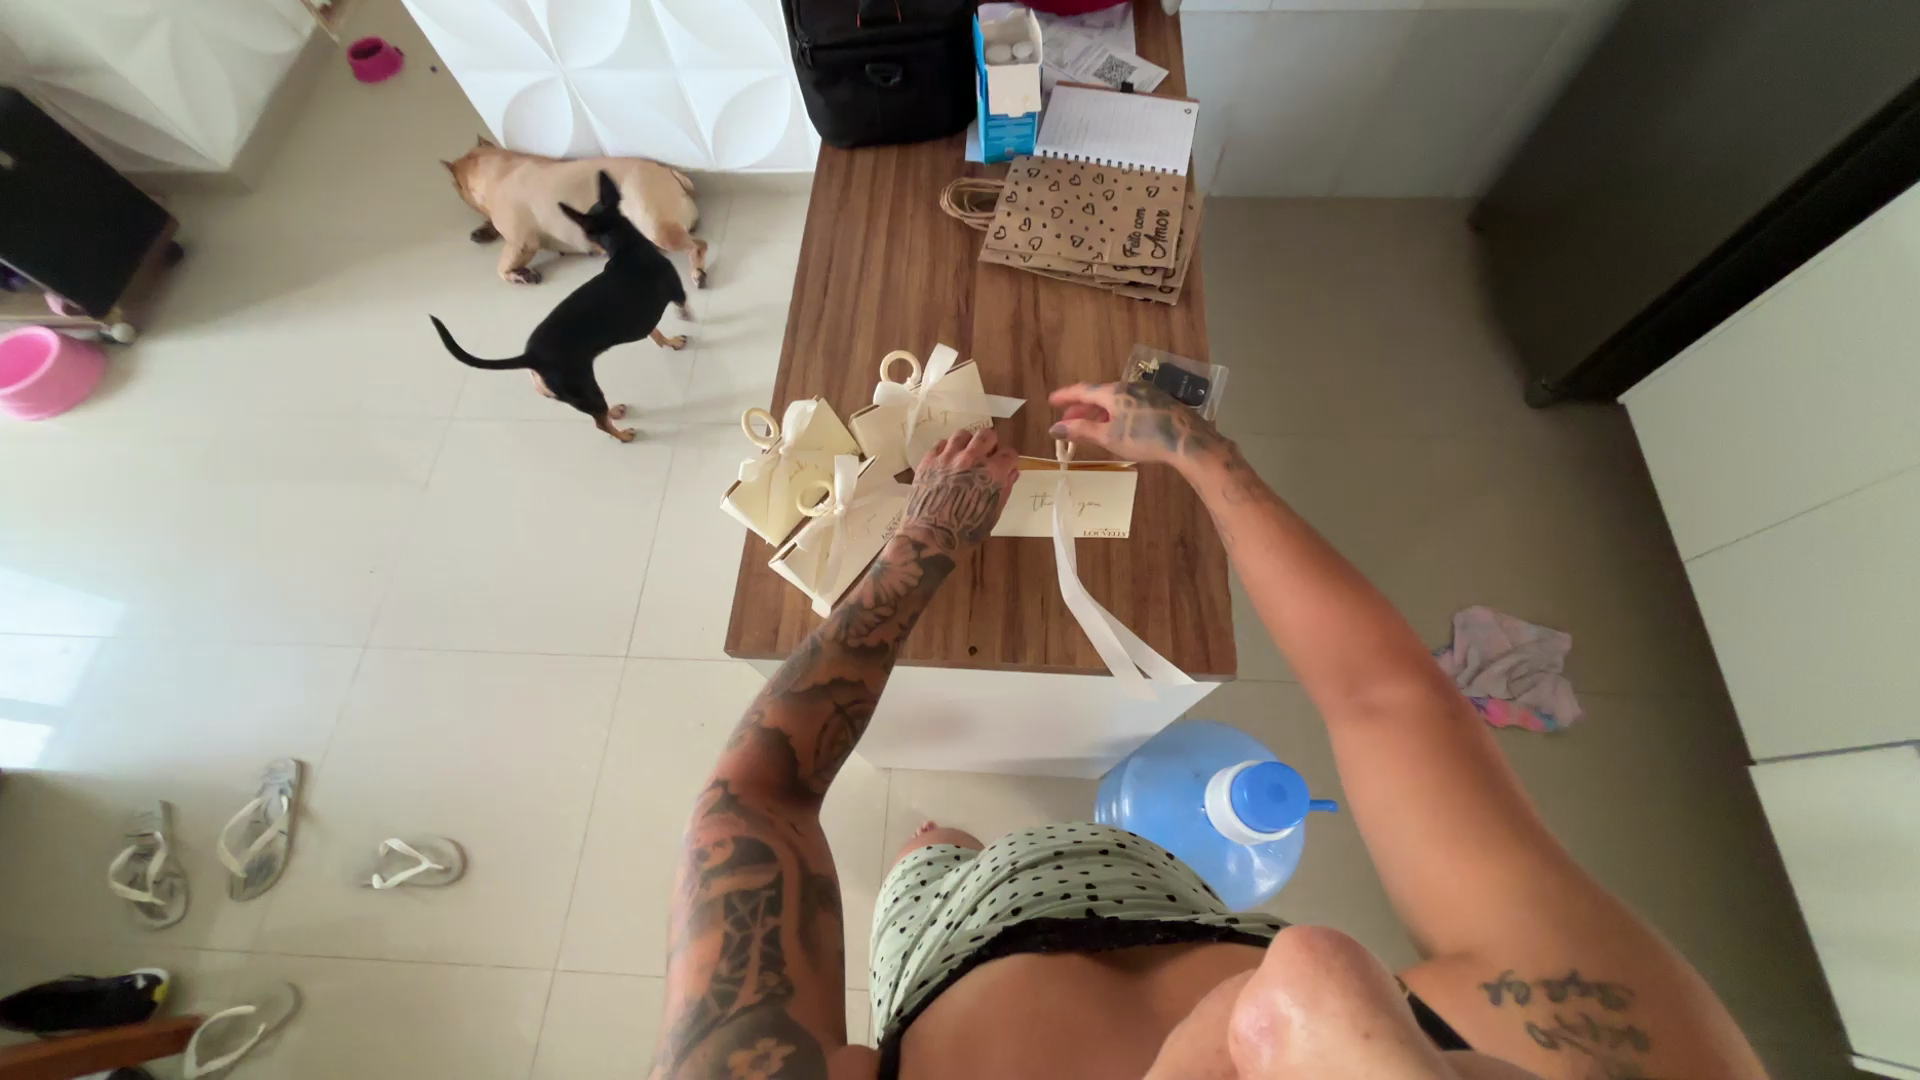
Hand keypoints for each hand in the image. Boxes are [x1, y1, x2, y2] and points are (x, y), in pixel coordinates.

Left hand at [899, 427, 1019, 553]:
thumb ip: (1004, 489)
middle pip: (987, 435)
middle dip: (990, 444)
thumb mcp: (993, 514)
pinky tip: (947, 462)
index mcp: (992, 474)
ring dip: (968, 442)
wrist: (929, 538)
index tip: (1005, 466)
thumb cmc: (966, 534)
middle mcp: (971, 459)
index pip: (1009, 453)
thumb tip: (1011, 472)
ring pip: (963, 434)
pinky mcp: (928, 461)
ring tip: (965, 455)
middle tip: (986, 456)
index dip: (1009, 460)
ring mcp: (948, 458)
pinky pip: (941, 443)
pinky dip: (947, 449)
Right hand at [1048, 382, 1232, 475]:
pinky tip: (1118, 426)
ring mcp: (1147, 393)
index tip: (1051, 400)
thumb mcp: (1109, 437)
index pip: (1083, 390)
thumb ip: (1081, 431)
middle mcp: (1129, 387)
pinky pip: (1130, 404)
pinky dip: (1116, 414)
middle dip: (1082, 408)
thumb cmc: (1145, 438)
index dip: (1065, 396)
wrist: (1187, 441)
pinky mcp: (1160, 403)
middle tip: (1069, 419)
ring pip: (1116, 400)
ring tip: (1092, 426)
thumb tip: (1055, 428)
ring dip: (1099, 412)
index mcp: (1114, 392)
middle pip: (1100, 395)